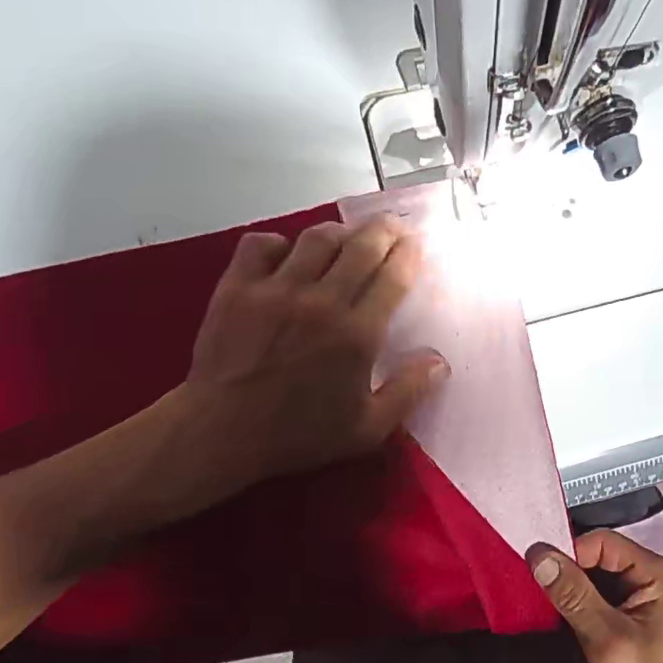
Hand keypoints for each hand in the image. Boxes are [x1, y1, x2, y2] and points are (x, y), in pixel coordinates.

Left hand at [168, 215, 449, 504]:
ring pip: (316, 238)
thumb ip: (407, 392)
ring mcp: (276, 289)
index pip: (393, 276)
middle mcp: (321, 302)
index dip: (410, 254)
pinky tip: (286, 255)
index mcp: (356, 334)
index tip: (415, 245)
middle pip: (362, 246)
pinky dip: (279, 243)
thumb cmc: (297, 434)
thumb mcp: (366, 429)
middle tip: (392, 227)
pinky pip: (261, 244)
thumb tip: (439, 361)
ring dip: (338, 233)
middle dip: (384, 230)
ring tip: (346, 238)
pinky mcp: (237, 287)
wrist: (222, 432)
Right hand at [527, 531, 662, 662]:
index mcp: (659, 573)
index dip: (570, 555)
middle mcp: (656, 576)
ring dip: (573, 588)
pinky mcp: (638, 613)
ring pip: (598, 575)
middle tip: (539, 589)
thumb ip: (573, 594)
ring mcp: (648, 595)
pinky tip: (565, 616)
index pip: (602, 543)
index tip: (541, 575)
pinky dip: (582, 602)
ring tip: (548, 603)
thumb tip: (538, 554)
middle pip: (599, 555)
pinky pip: (603, 593)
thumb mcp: (607, 639)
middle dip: (569, 571)